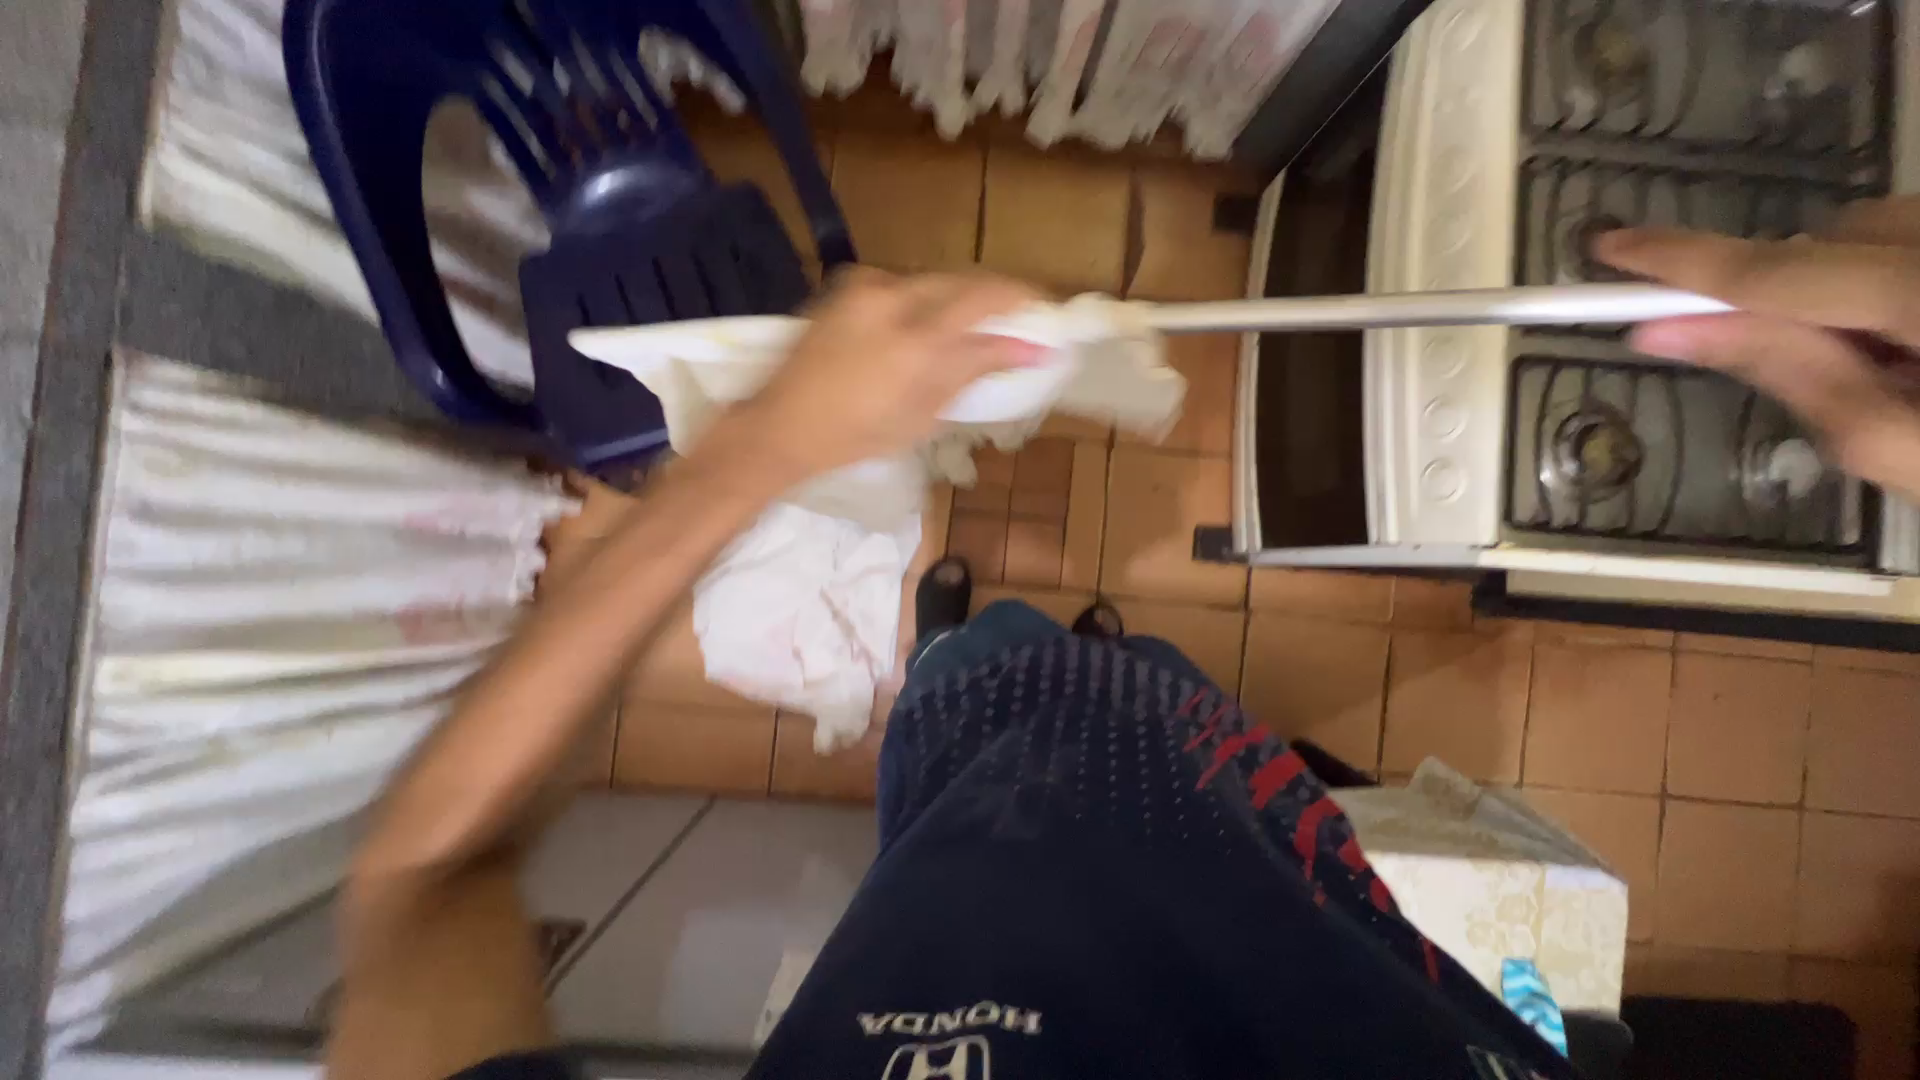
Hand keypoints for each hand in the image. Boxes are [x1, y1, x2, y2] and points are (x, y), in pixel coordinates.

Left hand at [712, 267, 1043, 482]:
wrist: (781, 424)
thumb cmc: (857, 435)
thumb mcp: (923, 414)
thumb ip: (974, 370)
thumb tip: (1030, 350)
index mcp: (915, 340)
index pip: (985, 299)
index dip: (1022, 301)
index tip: (1045, 311)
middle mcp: (892, 298)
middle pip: (962, 283)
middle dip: (993, 300)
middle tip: (1013, 324)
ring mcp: (865, 287)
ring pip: (931, 282)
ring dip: (956, 301)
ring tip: (967, 331)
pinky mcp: (847, 285)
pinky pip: (901, 285)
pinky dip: (922, 302)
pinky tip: (920, 329)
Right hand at [1596, 197, 1919, 502]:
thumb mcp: (1896, 446)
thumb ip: (1785, 373)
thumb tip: (1663, 330)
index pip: (1778, 272)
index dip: (1682, 261)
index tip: (1606, 248)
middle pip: (1837, 235)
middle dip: (1787, 285)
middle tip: (1805, 358)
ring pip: (1886, 227)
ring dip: (1849, 282)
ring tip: (1901, 357)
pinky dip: (1898, 277)